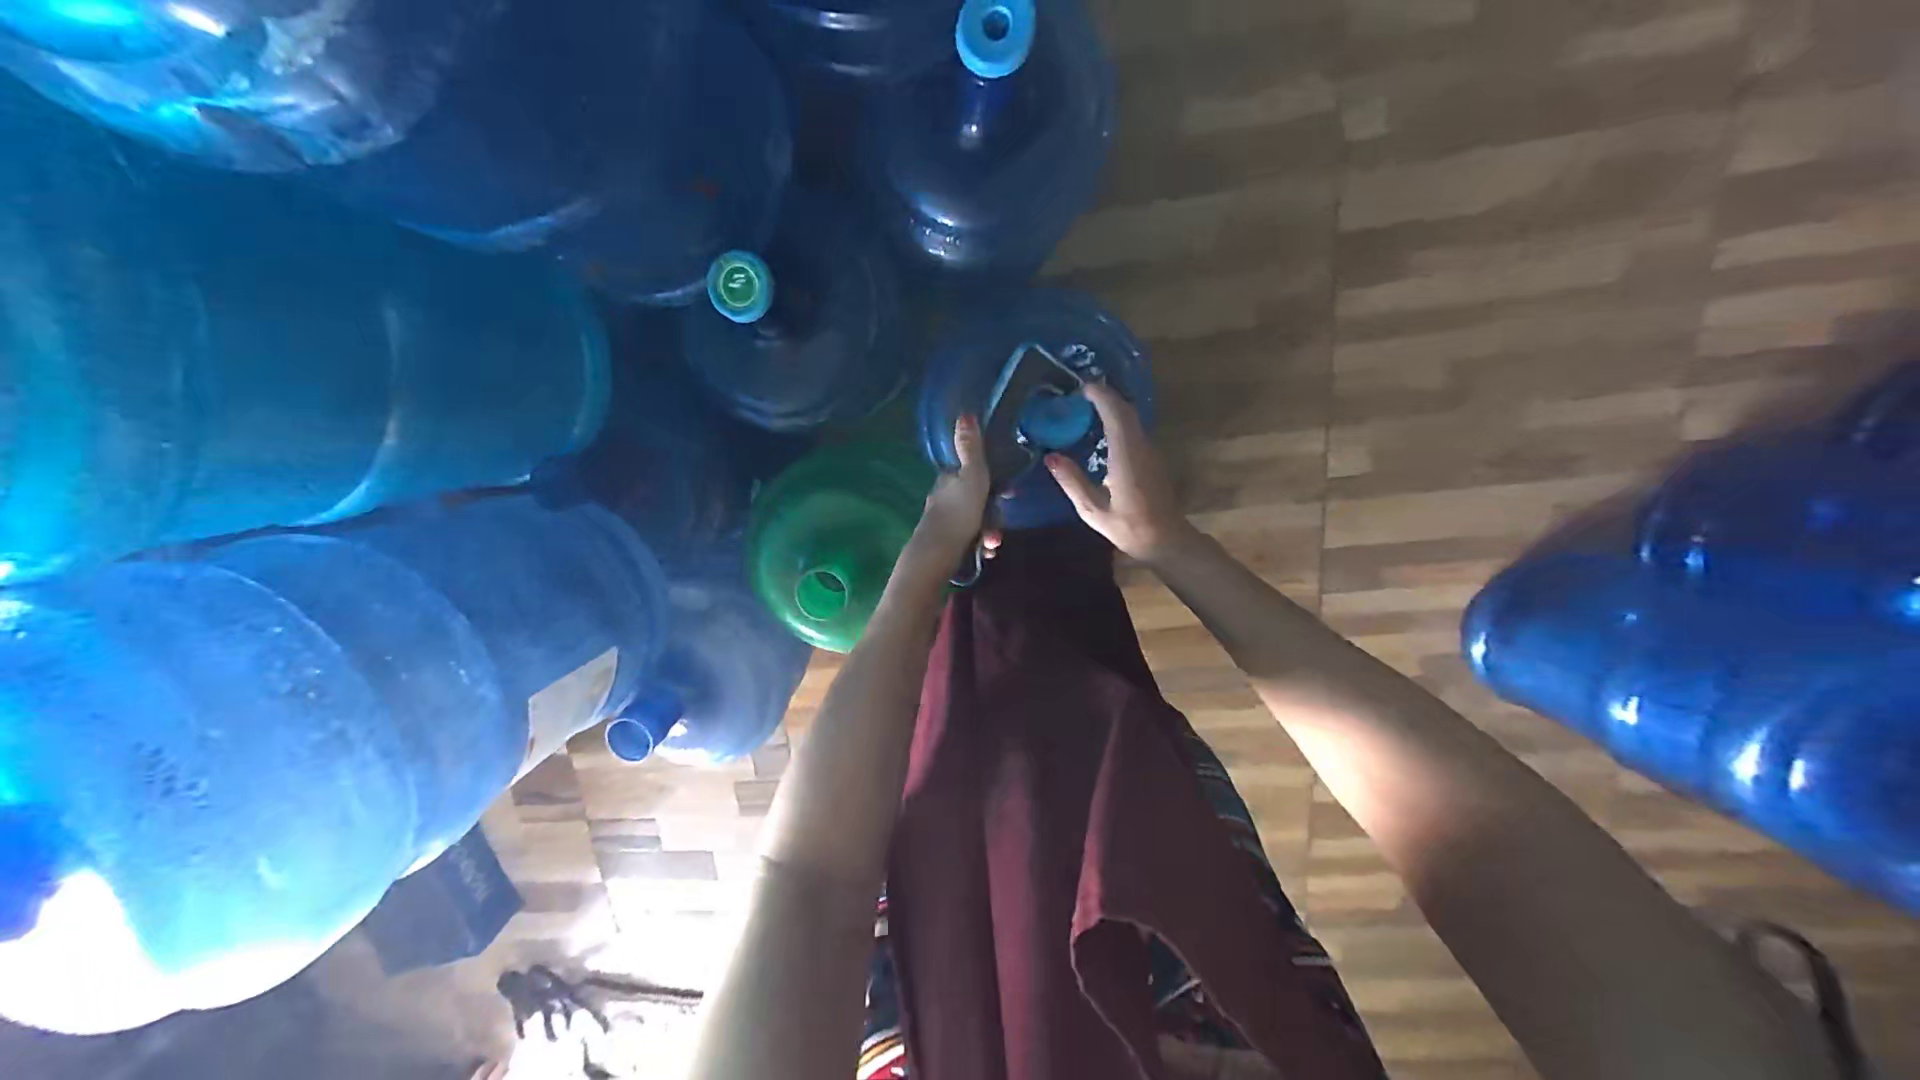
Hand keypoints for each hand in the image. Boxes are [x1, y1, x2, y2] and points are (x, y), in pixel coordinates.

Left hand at [909, 415, 1000, 566]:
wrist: (937, 554)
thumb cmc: (959, 512)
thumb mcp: (972, 475)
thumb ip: (971, 448)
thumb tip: (965, 414)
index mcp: (948, 479)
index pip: (973, 472)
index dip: (994, 481)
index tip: (1010, 493)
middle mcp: (943, 497)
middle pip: (978, 499)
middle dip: (993, 514)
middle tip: (999, 527)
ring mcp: (943, 520)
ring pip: (976, 521)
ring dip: (989, 532)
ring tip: (991, 543)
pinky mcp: (943, 542)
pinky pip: (970, 539)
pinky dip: (980, 544)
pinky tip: (985, 552)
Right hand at [1046, 381, 1194, 562]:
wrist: (1166, 540)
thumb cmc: (1128, 528)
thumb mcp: (1093, 510)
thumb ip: (1072, 481)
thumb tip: (1051, 457)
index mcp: (1126, 457)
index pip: (1116, 414)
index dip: (1101, 396)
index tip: (1082, 387)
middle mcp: (1141, 447)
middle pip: (1126, 411)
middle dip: (1105, 396)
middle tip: (1080, 393)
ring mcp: (1150, 451)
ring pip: (1132, 419)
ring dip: (1113, 408)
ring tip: (1088, 407)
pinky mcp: (1153, 458)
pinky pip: (1135, 430)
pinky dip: (1118, 421)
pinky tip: (1103, 430)